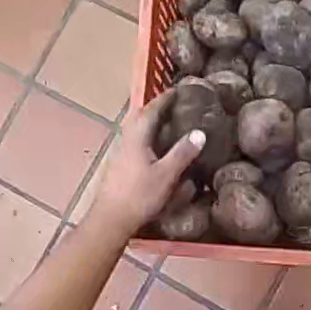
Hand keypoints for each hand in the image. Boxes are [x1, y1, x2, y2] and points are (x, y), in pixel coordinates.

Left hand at [86, 90, 205, 237]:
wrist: (111, 219)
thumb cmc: (139, 196)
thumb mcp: (166, 175)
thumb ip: (183, 153)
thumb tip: (200, 132)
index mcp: (136, 137)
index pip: (151, 110)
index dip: (164, 98)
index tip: (178, 90)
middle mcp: (126, 140)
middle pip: (141, 117)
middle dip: (157, 108)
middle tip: (175, 105)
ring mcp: (120, 154)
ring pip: (137, 131)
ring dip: (151, 123)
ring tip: (169, 124)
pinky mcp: (120, 166)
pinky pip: (136, 143)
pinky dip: (148, 138)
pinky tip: (157, 148)